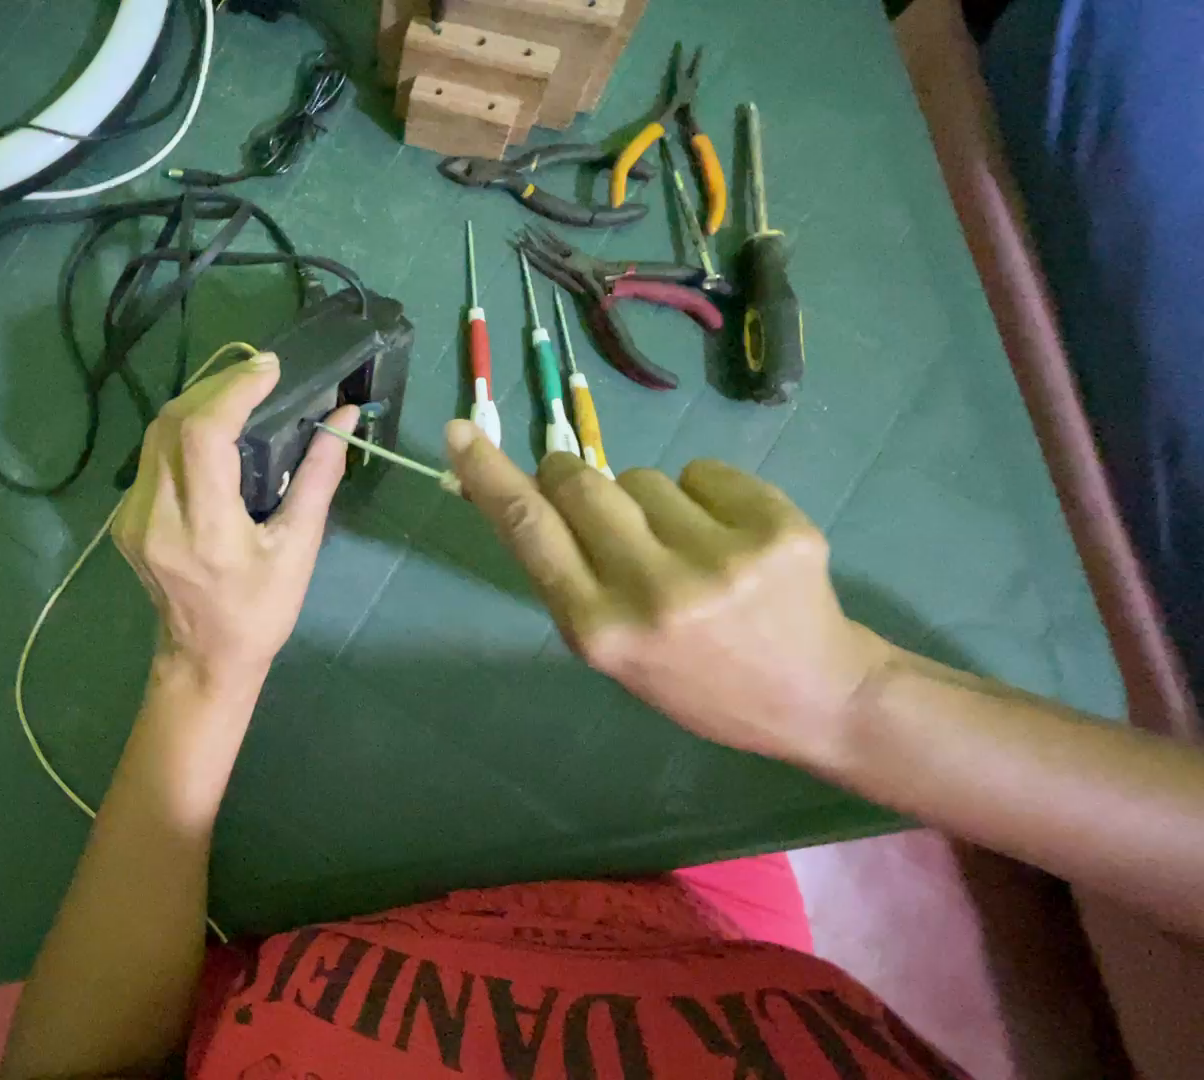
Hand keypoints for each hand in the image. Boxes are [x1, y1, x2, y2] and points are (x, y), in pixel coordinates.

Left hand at [113, 353, 358, 690]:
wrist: (202, 659)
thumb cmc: (259, 613)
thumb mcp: (298, 550)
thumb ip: (317, 478)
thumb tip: (342, 417)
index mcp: (204, 530)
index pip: (203, 435)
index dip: (233, 390)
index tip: (269, 368)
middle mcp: (156, 517)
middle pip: (171, 423)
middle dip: (216, 387)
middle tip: (259, 375)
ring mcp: (133, 518)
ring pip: (155, 434)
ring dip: (196, 404)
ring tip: (239, 393)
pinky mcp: (126, 520)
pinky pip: (151, 457)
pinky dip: (182, 431)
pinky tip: (212, 431)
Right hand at [446, 420, 893, 768]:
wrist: (816, 698)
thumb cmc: (689, 677)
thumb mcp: (605, 647)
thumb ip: (563, 574)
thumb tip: (525, 494)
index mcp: (597, 628)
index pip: (528, 529)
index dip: (488, 474)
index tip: (459, 431)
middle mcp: (651, 591)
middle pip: (579, 482)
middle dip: (570, 475)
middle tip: (588, 497)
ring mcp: (719, 559)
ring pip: (642, 477)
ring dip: (646, 499)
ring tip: (683, 547)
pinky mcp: (778, 530)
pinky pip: (703, 472)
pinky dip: (703, 494)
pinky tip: (728, 537)